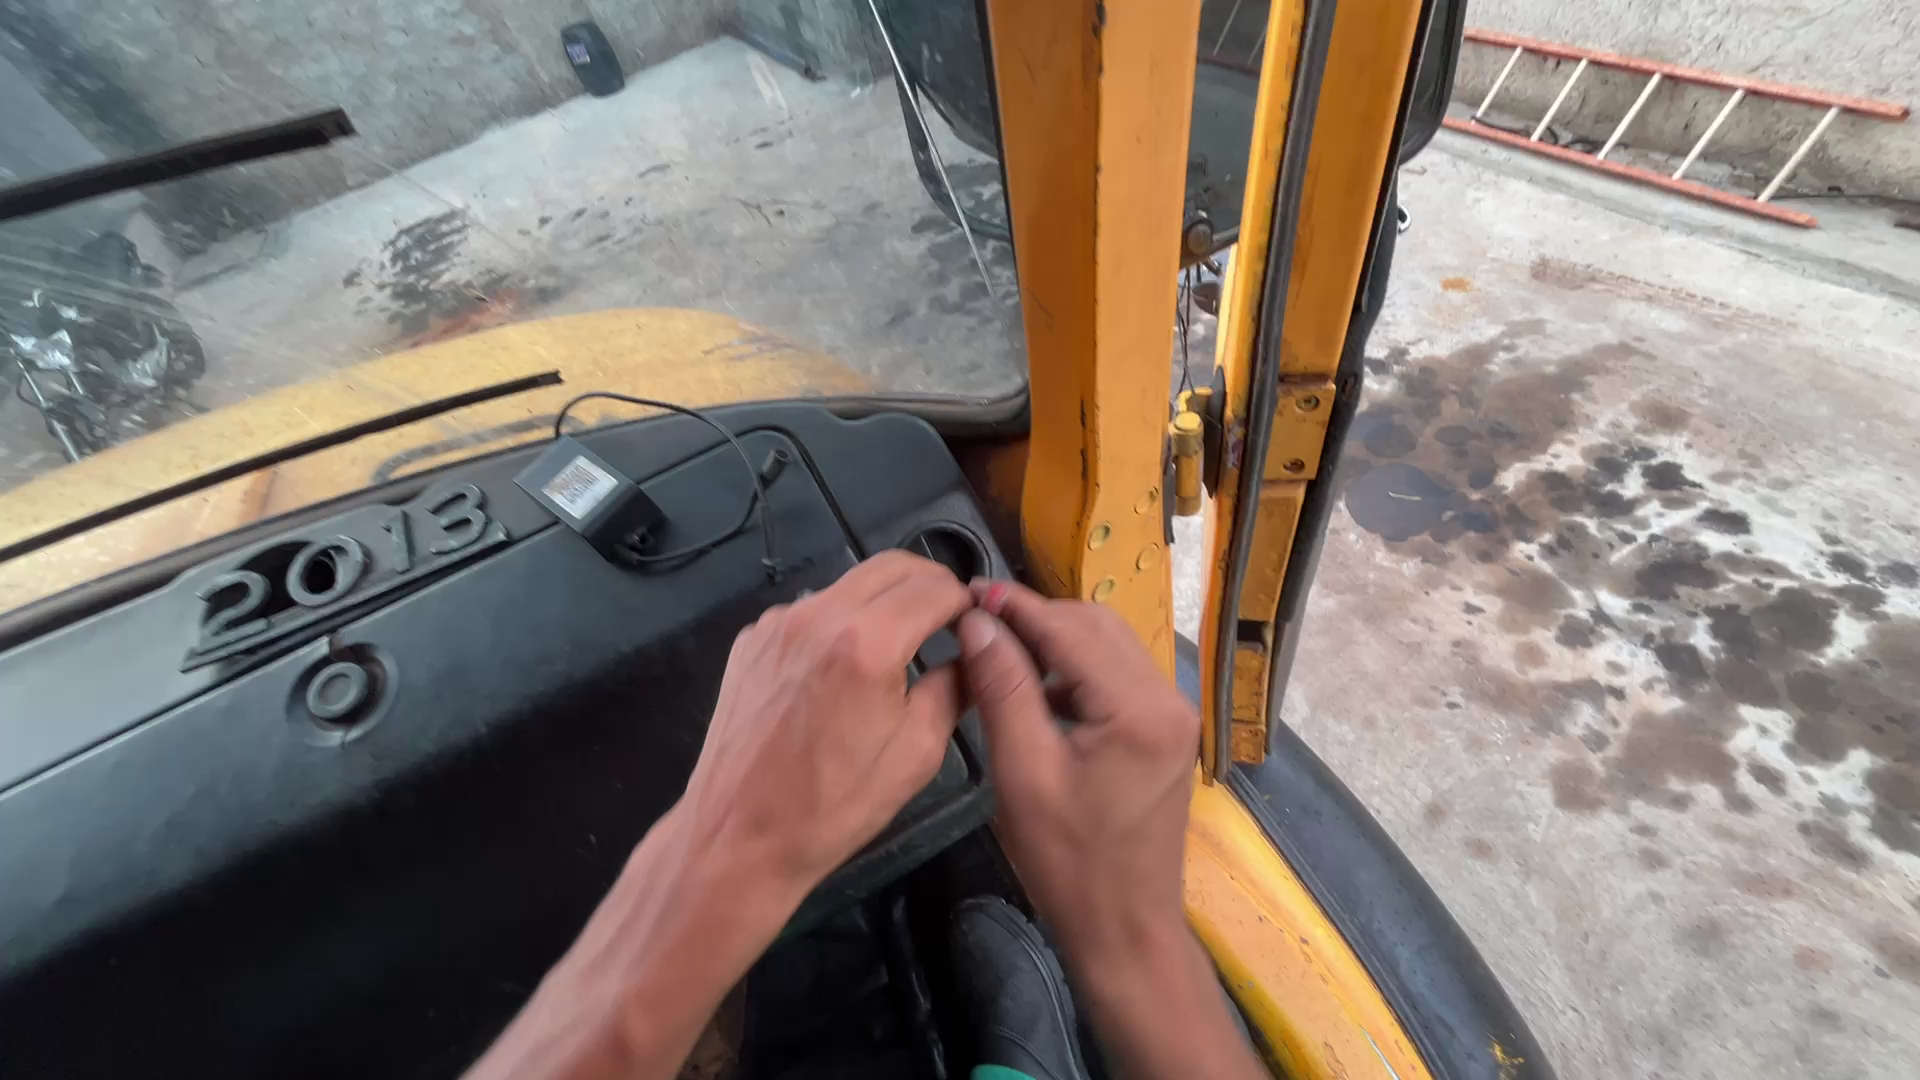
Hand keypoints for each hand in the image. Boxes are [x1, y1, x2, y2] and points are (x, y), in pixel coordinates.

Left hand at [465, 551, 972, 1079]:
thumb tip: (972, 653)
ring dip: (885, 598)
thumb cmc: (835, 804)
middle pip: (893, 565)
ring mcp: (779, 621)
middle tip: (946, 620)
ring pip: (851, 581)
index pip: (936, 586)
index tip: (974, 625)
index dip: (965, 601)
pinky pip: (814, 608)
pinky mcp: (753, 637)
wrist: (736, 837)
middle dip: (930, 584)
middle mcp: (820, 613)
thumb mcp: (917, 752)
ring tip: (898, 644)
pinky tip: (842, 666)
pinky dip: (841, 619)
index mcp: (867, 641)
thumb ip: (954, 687)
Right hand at [953, 579, 1197, 962]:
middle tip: (981, 623)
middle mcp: (1167, 698)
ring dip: (1056, 639)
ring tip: (1002, 648)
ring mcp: (1172, 713)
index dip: (1017, 606)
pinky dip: (1074, 666)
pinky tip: (1038, 685)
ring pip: (1108, 644)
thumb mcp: (1023, 773)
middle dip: (1037, 618)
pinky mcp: (1164, 727)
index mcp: (1139, 710)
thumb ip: (1003, 688)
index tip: (970, 590)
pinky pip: (1116, 673)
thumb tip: (978, 622)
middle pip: (1096, 626)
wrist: (1125, 928)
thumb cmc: (1068, 862)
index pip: (1070, 631)